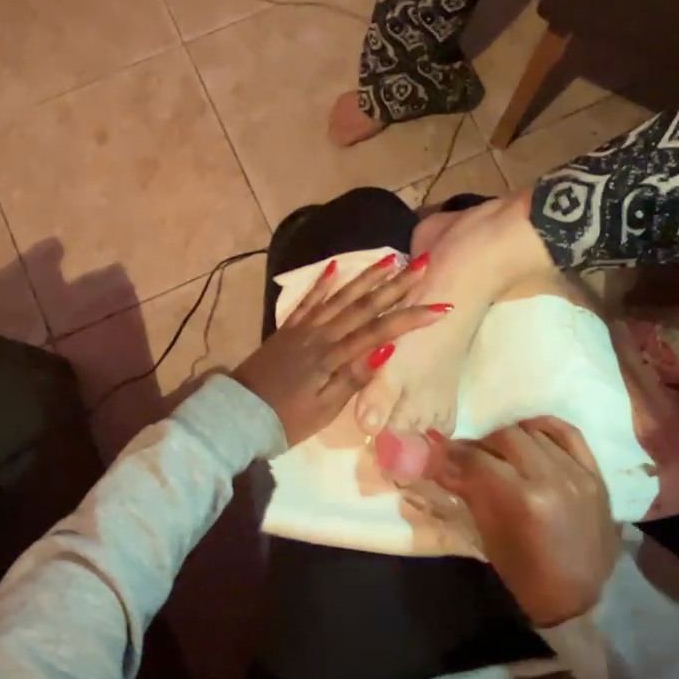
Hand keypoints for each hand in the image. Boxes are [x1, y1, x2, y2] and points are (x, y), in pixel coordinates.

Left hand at [232, 254, 449, 445]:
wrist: (238, 415)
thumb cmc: (287, 420)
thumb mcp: (324, 409)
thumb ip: (353, 378)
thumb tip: (386, 349)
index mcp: (333, 357)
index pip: (379, 332)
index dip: (411, 318)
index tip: (441, 306)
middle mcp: (321, 335)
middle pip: (363, 305)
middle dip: (395, 285)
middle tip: (421, 264)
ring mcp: (302, 329)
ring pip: (340, 296)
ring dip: (366, 277)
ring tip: (390, 258)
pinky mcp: (287, 330)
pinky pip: (307, 300)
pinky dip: (322, 283)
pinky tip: (335, 268)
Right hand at [422, 417, 619, 625]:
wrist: (581, 597)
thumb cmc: (527, 575)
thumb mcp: (489, 537)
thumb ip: (469, 492)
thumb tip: (438, 461)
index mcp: (522, 500)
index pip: (478, 459)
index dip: (452, 453)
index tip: (438, 451)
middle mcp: (552, 478)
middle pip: (505, 436)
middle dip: (481, 444)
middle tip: (471, 457)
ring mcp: (577, 473)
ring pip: (534, 431)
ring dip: (510, 438)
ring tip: (501, 453)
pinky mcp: (595, 473)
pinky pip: (568, 432)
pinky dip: (544, 427)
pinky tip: (530, 434)